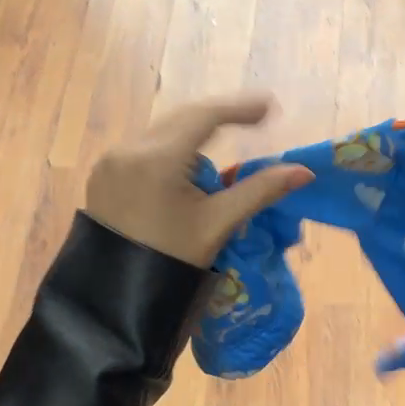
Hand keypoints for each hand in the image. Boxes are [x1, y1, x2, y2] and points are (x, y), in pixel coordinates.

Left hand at [85, 94, 314, 267]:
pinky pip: (143, 152)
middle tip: (254, 121)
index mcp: (158, 159)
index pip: (205, 117)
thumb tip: (303, 172)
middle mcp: (128, 150)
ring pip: (162, 136)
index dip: (240, 109)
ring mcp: (110, 162)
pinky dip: (169, 157)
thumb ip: (260, 191)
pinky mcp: (101, 176)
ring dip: (192, 142)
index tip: (270, 107)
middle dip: (218, 121)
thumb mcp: (219, 223)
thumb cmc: (172, 261)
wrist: (117, 297)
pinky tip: (183, 182)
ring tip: (214, 173)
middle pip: (182, 120)